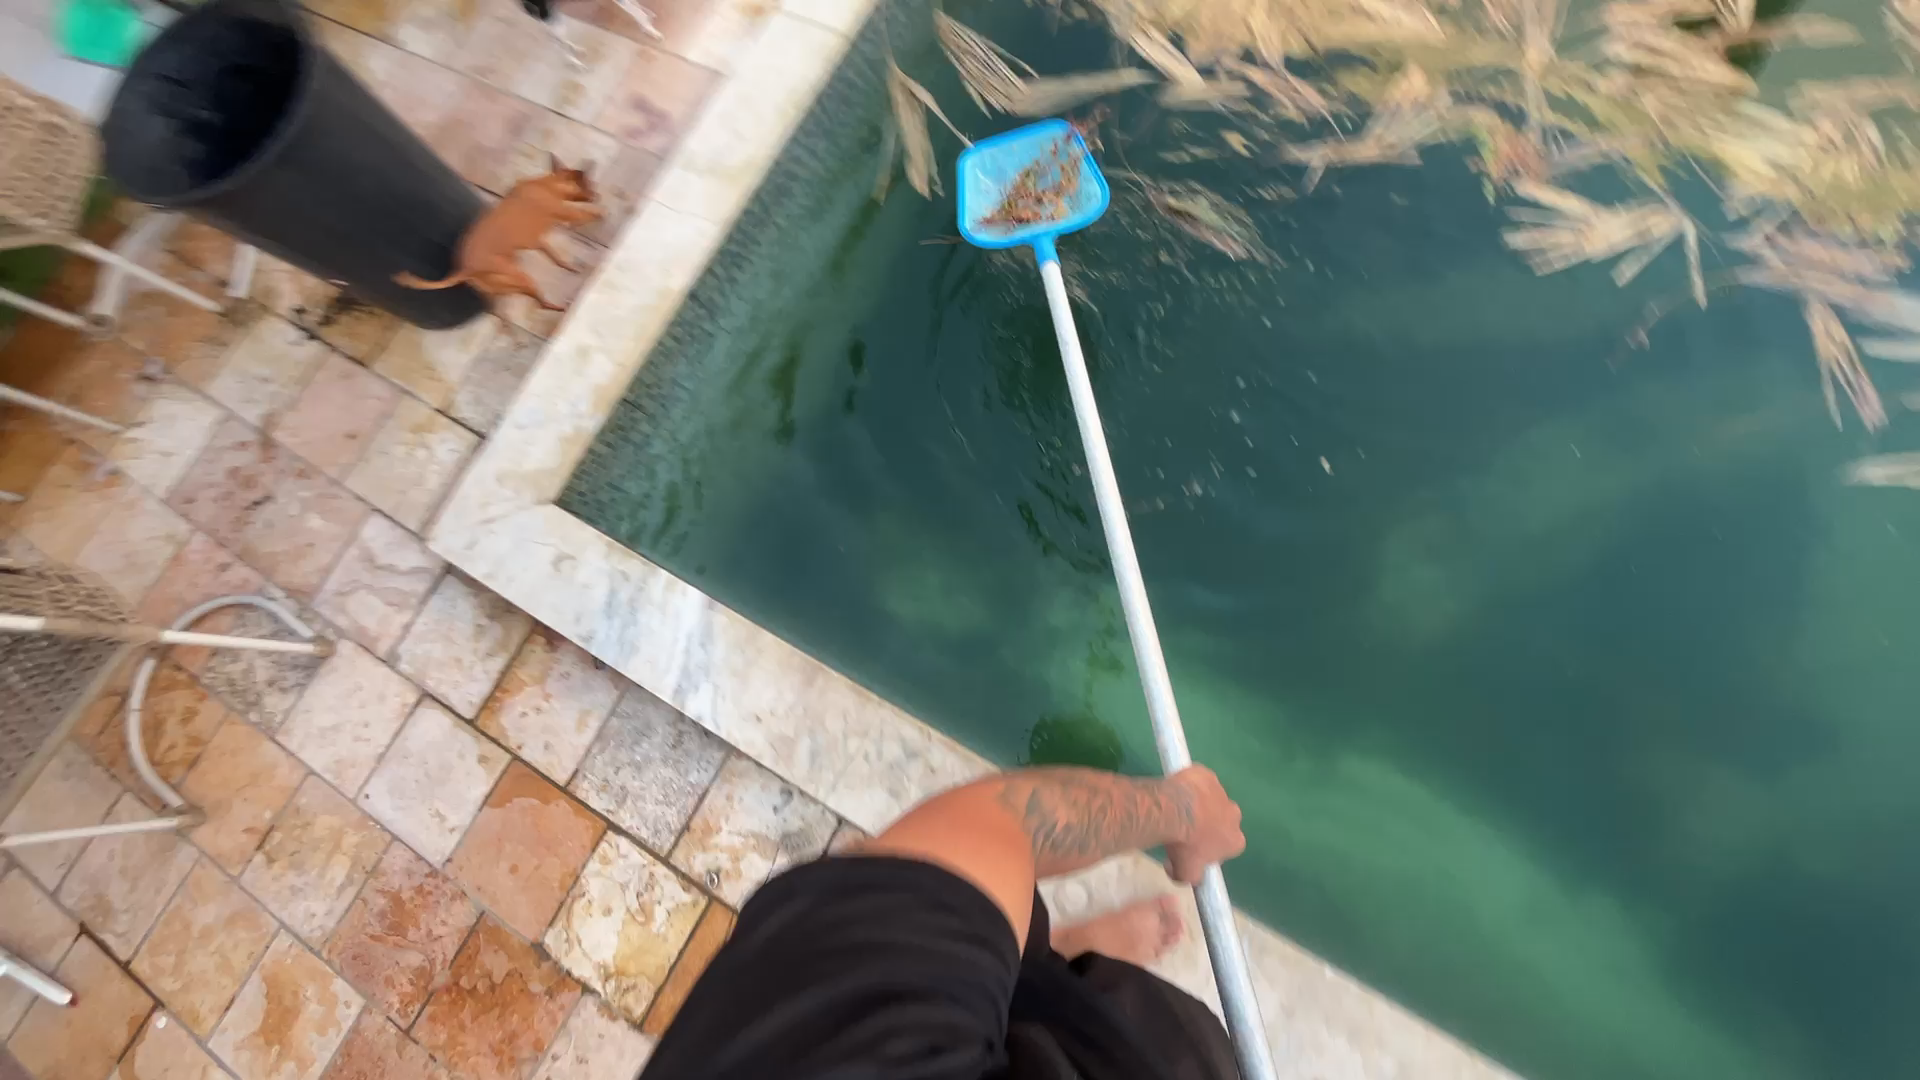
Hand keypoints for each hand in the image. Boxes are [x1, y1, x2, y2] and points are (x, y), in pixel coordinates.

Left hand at [1163, 765, 1244, 884]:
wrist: (1171, 811)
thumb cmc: (1183, 845)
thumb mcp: (1185, 872)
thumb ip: (1188, 876)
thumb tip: (1176, 870)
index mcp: (1236, 840)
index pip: (1228, 844)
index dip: (1211, 845)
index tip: (1194, 845)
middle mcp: (1235, 815)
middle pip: (1223, 819)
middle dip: (1208, 822)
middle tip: (1185, 825)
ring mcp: (1221, 791)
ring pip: (1211, 797)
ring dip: (1198, 801)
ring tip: (1177, 806)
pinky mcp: (1207, 774)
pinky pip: (1199, 779)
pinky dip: (1190, 783)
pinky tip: (1176, 788)